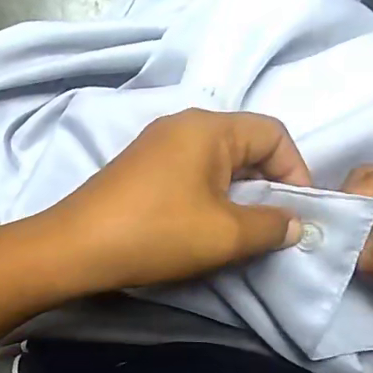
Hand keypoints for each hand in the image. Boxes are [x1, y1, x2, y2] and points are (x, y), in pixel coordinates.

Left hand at [38, 109, 310, 293]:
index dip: (296, 170)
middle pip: (244, 144)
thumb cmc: (156, 233)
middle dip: (267, 184)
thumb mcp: (225, 235)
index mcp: (208, 127)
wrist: (74, 247)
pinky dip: (207, 196)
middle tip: (272, 225)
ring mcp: (154, 145)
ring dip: (236, 193)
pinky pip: (188, 173)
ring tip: (240, 231)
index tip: (298, 213)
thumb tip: (294, 223)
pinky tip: (202, 227)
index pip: (273, 133)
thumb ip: (270, 226)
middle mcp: (181, 125)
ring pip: (215, 161)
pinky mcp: (137, 168)